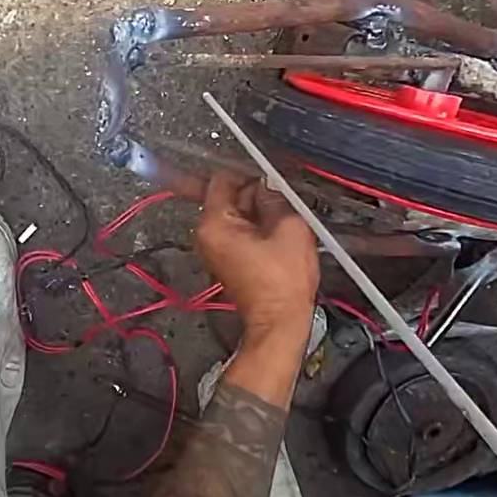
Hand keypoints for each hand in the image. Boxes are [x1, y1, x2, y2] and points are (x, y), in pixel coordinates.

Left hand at [194, 170, 318, 340]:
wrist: (280, 321)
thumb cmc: (282, 283)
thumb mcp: (289, 229)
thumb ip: (276, 198)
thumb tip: (270, 182)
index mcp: (214, 225)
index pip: (222, 180)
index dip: (249, 174)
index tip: (270, 178)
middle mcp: (207, 234)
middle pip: (230, 196)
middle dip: (257, 197)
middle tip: (285, 206)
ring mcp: (216, 246)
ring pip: (239, 213)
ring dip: (262, 213)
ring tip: (284, 226)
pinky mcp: (229, 256)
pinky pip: (242, 230)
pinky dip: (260, 228)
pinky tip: (279, 238)